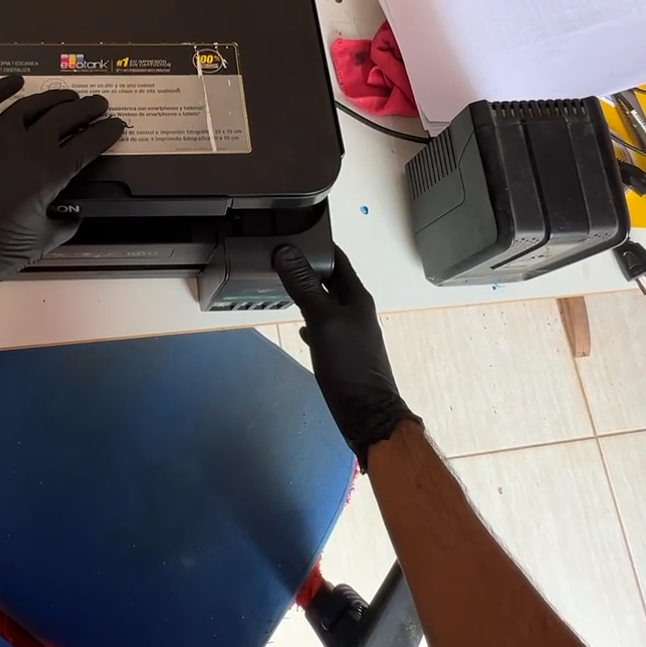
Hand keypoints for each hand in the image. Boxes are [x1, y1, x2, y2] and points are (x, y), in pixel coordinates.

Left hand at [0, 75, 125, 318]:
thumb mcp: (39, 242)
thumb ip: (63, 223)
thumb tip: (71, 213)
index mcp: (49, 172)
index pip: (89, 143)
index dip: (106, 133)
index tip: (116, 126)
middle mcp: (25, 144)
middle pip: (64, 116)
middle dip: (86, 109)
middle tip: (98, 105)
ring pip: (30, 105)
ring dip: (53, 97)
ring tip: (67, 95)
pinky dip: (1, 87)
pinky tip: (15, 82)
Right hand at [274, 245, 415, 470]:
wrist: (367, 414)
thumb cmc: (349, 365)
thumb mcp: (323, 321)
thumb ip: (305, 286)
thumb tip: (285, 251)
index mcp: (356, 296)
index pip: (337, 259)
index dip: (318, 244)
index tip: (292, 232)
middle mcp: (355, 309)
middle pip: (330, 279)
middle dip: (308, 267)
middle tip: (279, 257)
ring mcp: (350, 331)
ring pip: (326, 301)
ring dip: (307, 291)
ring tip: (282, 285)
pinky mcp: (342, 350)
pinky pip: (324, 325)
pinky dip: (310, 319)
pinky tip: (299, 326)